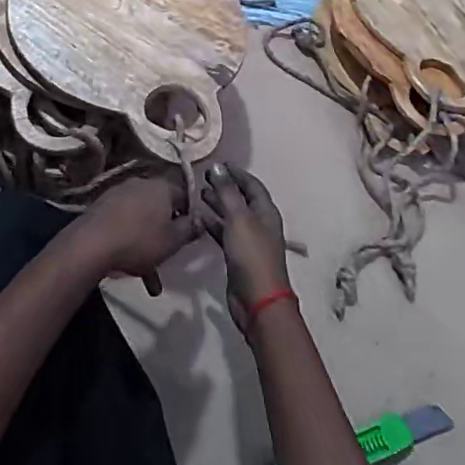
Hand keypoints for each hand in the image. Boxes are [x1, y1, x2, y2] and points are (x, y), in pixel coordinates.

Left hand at [76, 175, 198, 296]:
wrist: (90, 245)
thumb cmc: (139, 240)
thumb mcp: (173, 241)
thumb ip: (190, 229)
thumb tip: (201, 219)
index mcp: (163, 187)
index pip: (185, 195)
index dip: (190, 215)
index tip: (189, 235)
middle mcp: (141, 183)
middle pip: (161, 207)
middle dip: (166, 231)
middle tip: (169, 252)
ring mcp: (118, 193)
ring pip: (141, 219)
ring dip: (147, 242)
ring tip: (148, 273)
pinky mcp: (101, 207)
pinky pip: (123, 223)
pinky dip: (129, 240)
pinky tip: (128, 266)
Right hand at [197, 164, 291, 334]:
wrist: (257, 300)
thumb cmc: (251, 255)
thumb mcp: (239, 219)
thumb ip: (227, 193)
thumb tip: (218, 167)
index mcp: (266, 212)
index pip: (252, 185)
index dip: (237, 173)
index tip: (218, 164)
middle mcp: (259, 223)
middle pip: (241, 199)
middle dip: (224, 187)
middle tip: (204, 178)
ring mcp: (249, 241)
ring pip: (231, 216)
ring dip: (217, 204)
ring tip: (198, 194)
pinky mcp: (237, 256)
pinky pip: (224, 233)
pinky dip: (213, 224)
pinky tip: (199, 219)